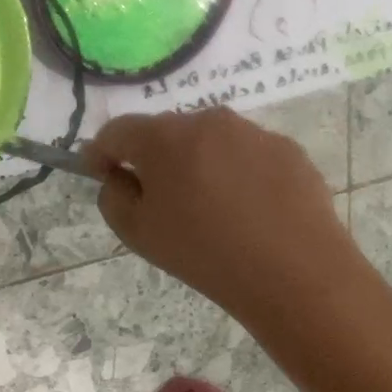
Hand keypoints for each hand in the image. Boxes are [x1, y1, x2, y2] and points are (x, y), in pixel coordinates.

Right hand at [84, 107, 357, 317]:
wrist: (293, 270)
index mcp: (164, 139)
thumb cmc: (203, 253)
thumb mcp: (136, 233)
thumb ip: (113, 196)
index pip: (116, 131)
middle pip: (165, 132)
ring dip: (196, 165)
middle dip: (152, 159)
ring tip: (205, 210)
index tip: (99, 175)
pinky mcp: (287, 150)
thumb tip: (119, 175)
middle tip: (156, 201)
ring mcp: (253, 132)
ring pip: (208, 142)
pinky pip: (245, 155)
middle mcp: (209, 122)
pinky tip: (244, 213)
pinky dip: (234, 175)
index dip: (100, 152)